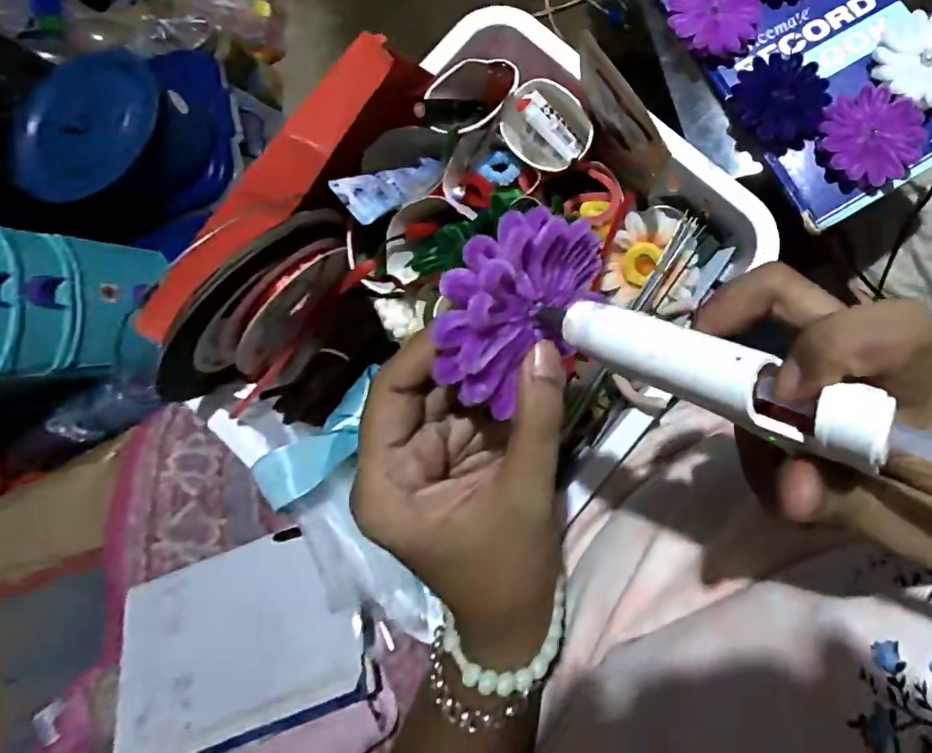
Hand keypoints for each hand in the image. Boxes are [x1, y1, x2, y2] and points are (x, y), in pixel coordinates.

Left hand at [353, 334, 564, 667]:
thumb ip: (536, 417)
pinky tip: (528, 358)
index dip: (424, 353)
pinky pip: (480, 410)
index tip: (468, 318)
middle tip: (503, 312)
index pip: (388, 396)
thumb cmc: (506, 568)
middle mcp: (401, 462)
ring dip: (488, 364)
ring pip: (455, 394)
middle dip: (464, 353)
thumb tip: (543, 346)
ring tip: (520, 325)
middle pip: (423, 389)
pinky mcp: (463, 458)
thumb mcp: (523, 489)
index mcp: (387, 481)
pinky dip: (505, 386)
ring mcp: (433, 458)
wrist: (520, 619)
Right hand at [693, 264, 931, 567]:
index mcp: (913, 377)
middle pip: (786, 289)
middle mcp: (869, 348)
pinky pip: (767, 374)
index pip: (886, 326)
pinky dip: (754, 422)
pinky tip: (784, 472)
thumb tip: (785, 486)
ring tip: (774, 476)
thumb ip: (842, 499)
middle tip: (694, 361)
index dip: (826, 350)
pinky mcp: (828, 375)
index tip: (790, 405)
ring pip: (765, 337)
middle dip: (728, 311)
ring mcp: (843, 356)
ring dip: (740, 395)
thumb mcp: (913, 521)